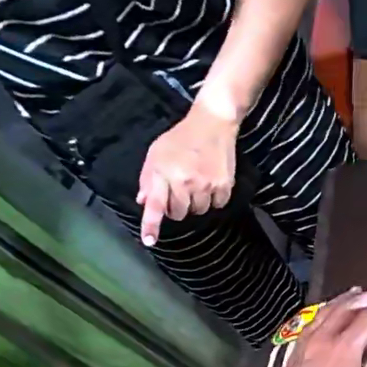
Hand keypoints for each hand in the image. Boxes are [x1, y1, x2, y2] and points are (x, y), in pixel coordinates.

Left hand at [137, 102, 238, 247]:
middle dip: (177, 207)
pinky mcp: (224, 186)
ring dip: (196, 203)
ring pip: (199, 212)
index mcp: (164, 173)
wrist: (212, 124)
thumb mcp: (157, 152)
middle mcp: (184, 182)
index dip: (151, 225)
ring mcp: (205, 185)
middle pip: (179, 214)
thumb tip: (143, 201)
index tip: (149, 242)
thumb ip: (148, 178)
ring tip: (198, 183)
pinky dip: (214, 199)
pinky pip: (217, 206)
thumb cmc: (181, 138)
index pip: (155, 205)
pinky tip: (212, 182)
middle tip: (180, 190)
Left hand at [264, 288, 366, 366]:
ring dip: (345, 299)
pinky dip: (327, 310)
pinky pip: (313, 320)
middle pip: (347, 307)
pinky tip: (331, 312)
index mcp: (345, 348)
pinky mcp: (296, 350)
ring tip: (359, 293)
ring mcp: (306, 342)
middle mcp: (324, 338)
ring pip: (327, 310)